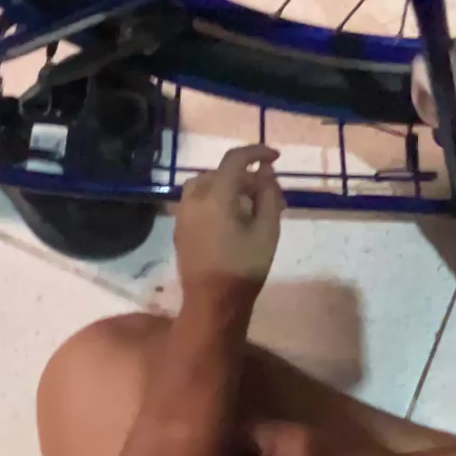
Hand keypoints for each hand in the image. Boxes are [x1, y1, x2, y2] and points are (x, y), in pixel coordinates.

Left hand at [174, 144, 283, 310]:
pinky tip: (232, 219)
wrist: (213, 303)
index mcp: (216, 195)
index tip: (275, 158)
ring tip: (249, 206)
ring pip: (206, 185)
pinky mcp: (180, 228)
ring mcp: (183, 213)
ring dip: (228, 186)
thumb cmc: (245, 266)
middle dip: (246, 177)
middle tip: (269, 195)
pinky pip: (198, 200)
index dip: (256, 152)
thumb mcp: (267, 230)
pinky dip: (216, 199)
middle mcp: (194, 198)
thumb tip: (265, 170)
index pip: (235, 159)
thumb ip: (268, 194)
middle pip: (221, 172)